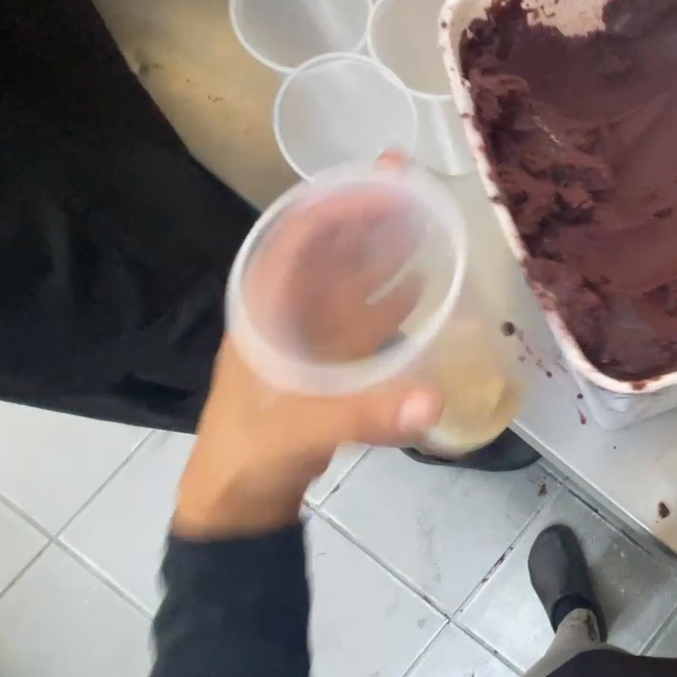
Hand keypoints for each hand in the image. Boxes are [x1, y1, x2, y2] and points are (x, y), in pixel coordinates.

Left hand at [174, 160, 443, 539]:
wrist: (240, 499)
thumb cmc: (255, 450)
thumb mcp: (305, 427)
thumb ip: (367, 414)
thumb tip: (436, 402)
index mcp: (267, 307)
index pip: (302, 233)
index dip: (344, 200)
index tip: (388, 177)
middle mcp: (288, 311)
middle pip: (332, 249)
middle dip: (371, 215)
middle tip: (418, 183)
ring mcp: (309, 337)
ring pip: (350, 281)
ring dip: (384, 253)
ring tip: (428, 224)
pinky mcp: (329, 364)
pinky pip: (363, 320)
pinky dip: (390, 301)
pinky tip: (420, 287)